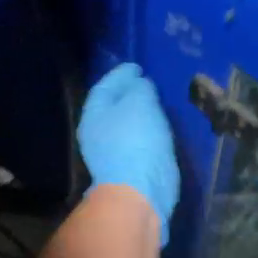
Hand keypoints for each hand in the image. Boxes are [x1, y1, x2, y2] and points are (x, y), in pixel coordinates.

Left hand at [78, 63, 180, 244]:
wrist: (140, 191)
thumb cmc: (135, 141)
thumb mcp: (139, 103)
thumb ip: (140, 88)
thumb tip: (140, 84)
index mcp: (95, 115)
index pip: (105, 87)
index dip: (121, 74)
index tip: (137, 66)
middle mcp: (99, 133)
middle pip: (114, 106)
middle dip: (130, 93)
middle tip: (149, 81)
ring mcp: (114, 153)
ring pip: (128, 124)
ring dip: (141, 112)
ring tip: (159, 101)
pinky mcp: (132, 167)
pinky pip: (140, 139)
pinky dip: (149, 129)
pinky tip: (162, 125)